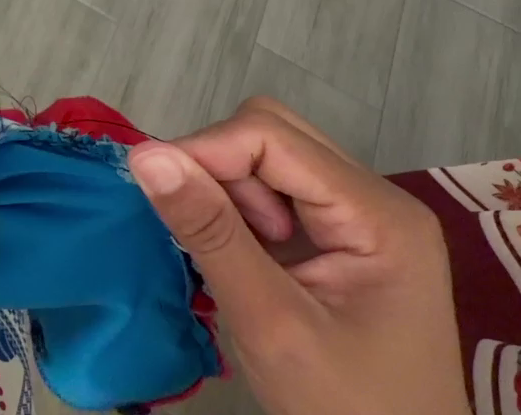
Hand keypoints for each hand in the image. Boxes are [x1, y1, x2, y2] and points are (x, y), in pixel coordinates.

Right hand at [127, 97, 469, 414]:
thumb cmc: (343, 406)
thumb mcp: (269, 322)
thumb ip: (209, 232)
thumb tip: (142, 154)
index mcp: (378, 215)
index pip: (267, 135)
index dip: (205, 152)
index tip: (164, 199)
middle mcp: (375, 199)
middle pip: (269, 132)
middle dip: (218, 167)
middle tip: (210, 232)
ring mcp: (361, 217)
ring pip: (266, 153)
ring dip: (228, 188)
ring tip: (236, 253)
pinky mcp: (340, 235)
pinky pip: (271, 186)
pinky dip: (239, 207)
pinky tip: (245, 255)